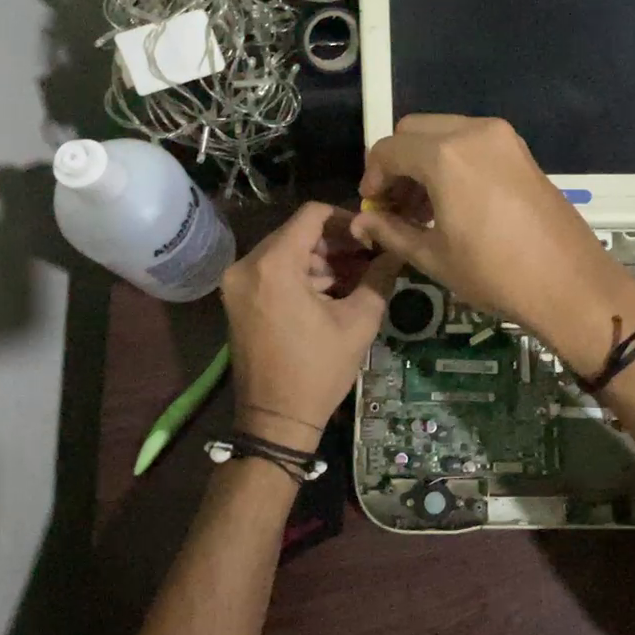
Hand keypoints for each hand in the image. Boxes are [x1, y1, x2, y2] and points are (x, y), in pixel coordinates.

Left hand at [221, 202, 402, 451]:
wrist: (275, 420)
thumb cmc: (319, 369)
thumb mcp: (358, 321)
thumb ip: (379, 277)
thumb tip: (398, 251)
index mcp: (275, 265)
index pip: (312, 214)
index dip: (347, 218)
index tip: (371, 236)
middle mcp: (247, 265)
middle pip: (298, 232)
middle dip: (335, 243)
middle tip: (368, 259)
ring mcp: (237, 283)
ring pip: (286, 251)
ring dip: (320, 260)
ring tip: (354, 280)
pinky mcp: (236, 299)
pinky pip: (272, 270)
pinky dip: (301, 275)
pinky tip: (329, 294)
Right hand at [350, 115, 634, 374]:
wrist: (570, 283)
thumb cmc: (495, 274)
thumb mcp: (434, 256)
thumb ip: (391, 231)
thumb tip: (361, 222)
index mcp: (444, 155)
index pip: (388, 149)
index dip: (372, 177)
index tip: (373, 207)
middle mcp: (472, 132)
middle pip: (414, 130)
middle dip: (397, 163)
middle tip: (395, 204)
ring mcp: (502, 137)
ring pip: (444, 132)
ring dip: (424, 160)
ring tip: (422, 208)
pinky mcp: (521, 150)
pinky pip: (472, 141)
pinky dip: (452, 160)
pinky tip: (453, 201)